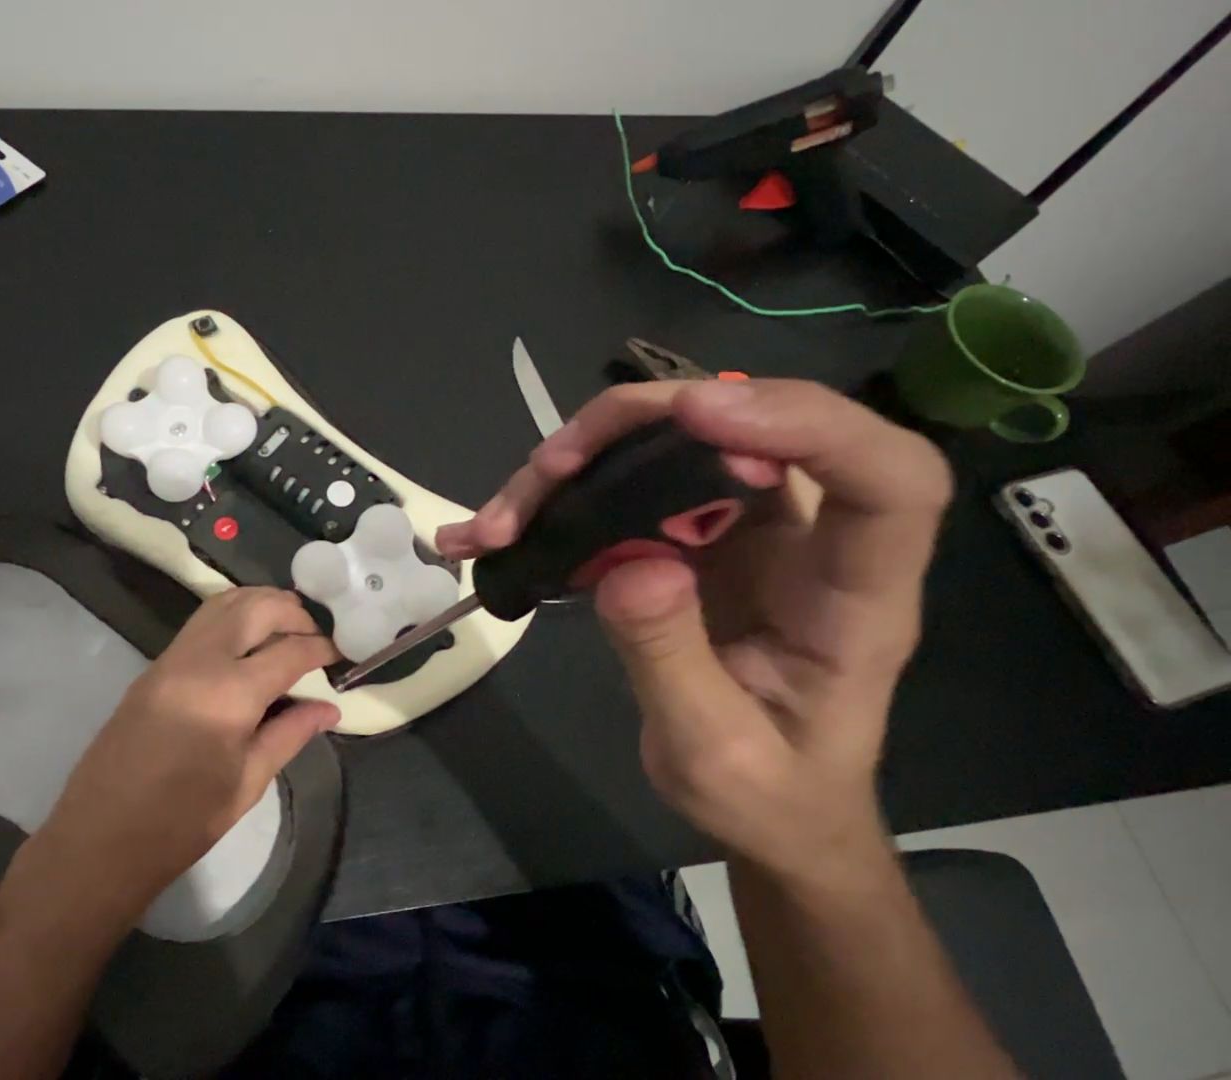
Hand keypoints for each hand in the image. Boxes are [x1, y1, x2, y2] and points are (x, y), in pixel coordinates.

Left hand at [35, 587, 340, 916]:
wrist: (102, 835)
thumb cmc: (183, 821)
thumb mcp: (248, 782)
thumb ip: (290, 734)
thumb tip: (329, 708)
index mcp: (229, 693)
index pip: (289, 651)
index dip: (321, 648)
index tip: (342, 653)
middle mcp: (199, 660)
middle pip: (255, 608)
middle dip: (292, 612)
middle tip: (316, 634)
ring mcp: (171, 658)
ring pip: (222, 603)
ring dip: (259, 604)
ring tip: (287, 626)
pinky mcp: (153, 667)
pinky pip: (201, 623)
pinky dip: (232, 616)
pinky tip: (249, 641)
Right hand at [437, 379, 951, 878]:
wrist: (764, 811)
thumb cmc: (766, 796)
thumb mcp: (715, 754)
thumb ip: (674, 661)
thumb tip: (631, 565)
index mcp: (855, 595)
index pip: (886, 477)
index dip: (804, 422)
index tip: (695, 416)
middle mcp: (806, 542)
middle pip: (752, 431)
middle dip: (645, 425)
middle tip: (553, 465)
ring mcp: (743, 535)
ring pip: (672, 451)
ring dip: (582, 464)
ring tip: (503, 519)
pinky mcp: (688, 543)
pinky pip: (626, 493)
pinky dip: (557, 503)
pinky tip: (494, 534)